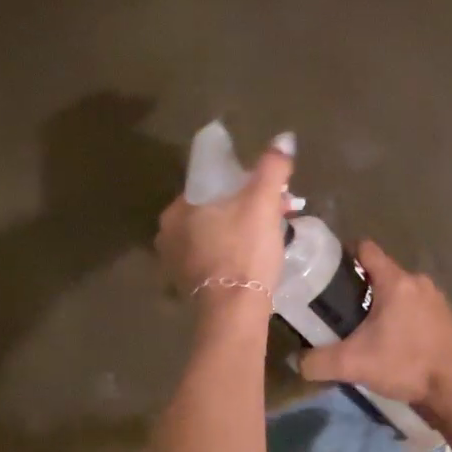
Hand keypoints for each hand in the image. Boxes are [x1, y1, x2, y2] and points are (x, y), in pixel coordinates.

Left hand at [155, 134, 294, 307]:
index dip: (245, 184)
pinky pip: (214, 259)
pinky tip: (255, 260)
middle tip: (279, 214)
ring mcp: (176, 264)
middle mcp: (168, 234)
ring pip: (215, 235)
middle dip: (247, 208)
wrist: (236, 312)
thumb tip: (283, 139)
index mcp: (178, 209)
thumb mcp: (263, 202)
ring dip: (241, 231)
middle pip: (215, 210)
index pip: (212, 184)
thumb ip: (272, 168)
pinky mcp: (190, 288)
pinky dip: (233, 254)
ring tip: (272, 237)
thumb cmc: (245, 250)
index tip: (271, 192)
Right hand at [298, 241, 451, 405]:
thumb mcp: (353, 364)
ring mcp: (436, 300)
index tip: (328, 269)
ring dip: (383, 304)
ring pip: (400, 292)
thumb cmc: (404, 364)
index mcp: (396, 282)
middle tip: (340, 308)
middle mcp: (418, 282)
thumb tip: (296, 361)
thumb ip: (318, 361)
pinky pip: (416, 308)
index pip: (367, 250)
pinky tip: (392, 341)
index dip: (346, 254)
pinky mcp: (445, 318)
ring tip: (364, 327)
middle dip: (361, 286)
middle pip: (383, 273)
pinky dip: (402, 317)